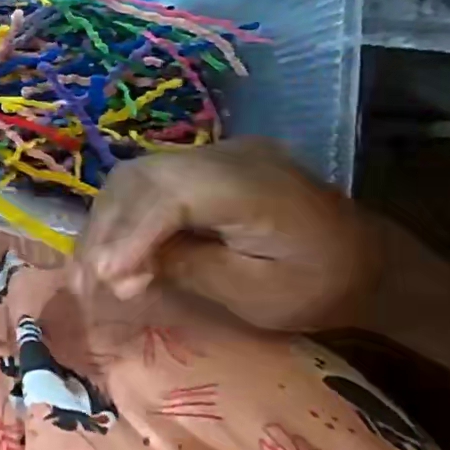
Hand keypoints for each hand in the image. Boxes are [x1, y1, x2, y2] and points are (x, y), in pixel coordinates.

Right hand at [74, 139, 385, 331]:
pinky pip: (145, 181)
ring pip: (134, 175)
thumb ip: (187, 271)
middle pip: (141, 178)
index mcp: (254, 186)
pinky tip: (107, 247)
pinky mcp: (198, 163)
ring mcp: (209, 152)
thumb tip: (118, 268)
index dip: (132, 232)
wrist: (365, 256)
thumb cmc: (321, 288)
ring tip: (86, 270)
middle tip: (84, 280)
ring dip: (104, 222)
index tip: (106, 277)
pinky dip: (119, 215)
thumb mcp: (259, 297)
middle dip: (106, 229)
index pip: (173, 194)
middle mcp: (224, 154)